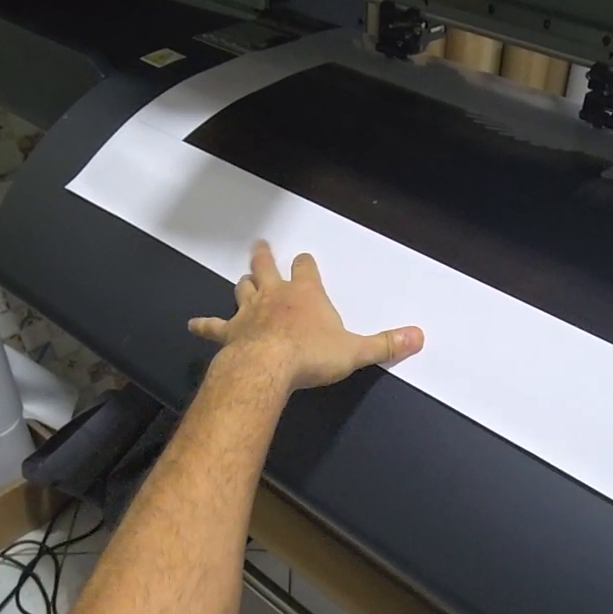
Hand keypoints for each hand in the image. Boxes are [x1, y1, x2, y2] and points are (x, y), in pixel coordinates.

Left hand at [188, 243, 423, 390]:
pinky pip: (214, 326)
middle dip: (265, 258)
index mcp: (306, 294)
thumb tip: (420, 336)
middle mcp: (275, 295)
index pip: (306, 269)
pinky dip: (204, 325)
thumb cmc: (313, 355)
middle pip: (267, 269)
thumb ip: (386, 344)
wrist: (269, 367)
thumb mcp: (356, 351)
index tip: (304, 259)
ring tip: (241, 278)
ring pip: (243, 289)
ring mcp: (248, 312)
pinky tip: (193, 325)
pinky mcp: (229, 332)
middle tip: (260, 246)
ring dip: (243, 283)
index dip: (305, 264)